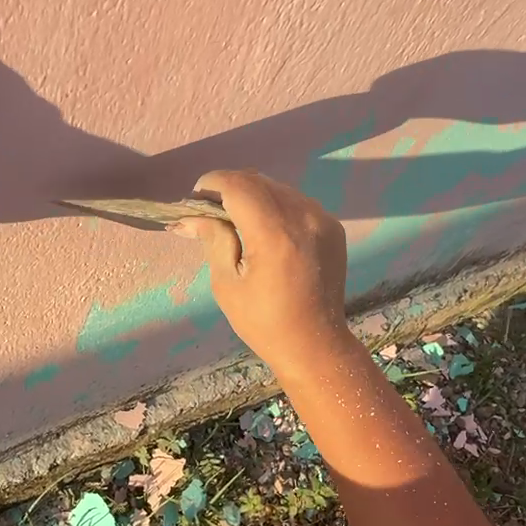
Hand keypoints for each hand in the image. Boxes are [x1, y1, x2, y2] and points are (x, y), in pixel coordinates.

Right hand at [170, 170, 350, 375]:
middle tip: (209, 209)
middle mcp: (303, 217)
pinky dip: (275, 206)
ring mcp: (322, 220)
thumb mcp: (227, 285)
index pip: (238, 186)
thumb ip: (213, 241)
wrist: (314, 344)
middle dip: (229, 187)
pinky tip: (263, 229)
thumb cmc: (263, 322)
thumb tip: (192, 215)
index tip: (195, 197)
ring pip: (279, 188)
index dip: (212, 184)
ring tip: (234, 218)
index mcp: (274, 234)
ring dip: (252, 194)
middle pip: (258, 181)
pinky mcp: (332, 227)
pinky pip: (297, 202)